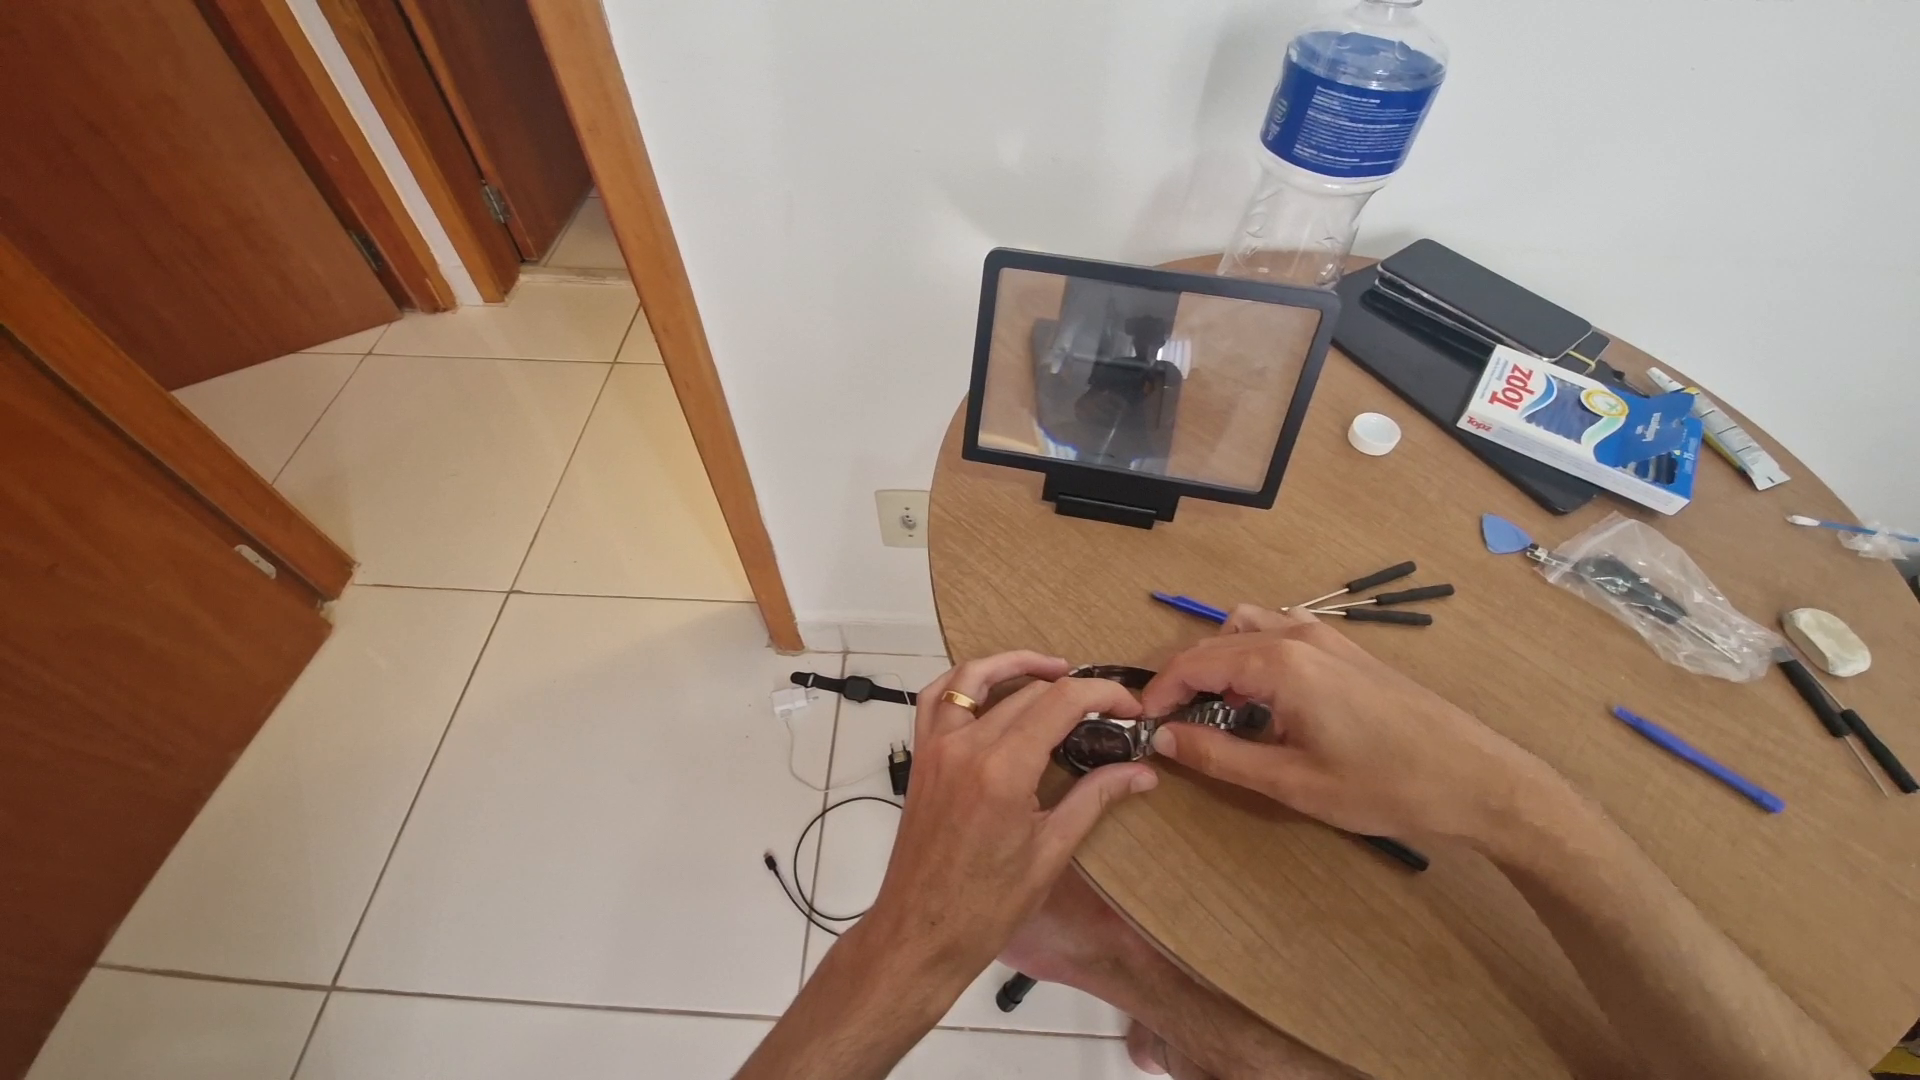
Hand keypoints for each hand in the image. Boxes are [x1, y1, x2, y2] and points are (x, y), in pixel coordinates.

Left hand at [863, 652, 1158, 982]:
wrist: (920, 931)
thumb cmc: (988, 905)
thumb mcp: (1050, 852)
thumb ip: (1095, 799)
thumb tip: (1142, 772)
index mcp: (1003, 769)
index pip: (1060, 702)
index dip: (1102, 694)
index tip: (1129, 708)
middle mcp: (966, 745)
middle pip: (1027, 690)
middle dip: (1074, 689)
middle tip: (1106, 708)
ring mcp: (937, 745)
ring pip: (975, 677)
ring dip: (1015, 664)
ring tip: (1054, 669)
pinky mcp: (921, 754)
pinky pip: (937, 697)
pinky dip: (964, 680)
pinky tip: (990, 686)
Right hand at [1141, 607, 1557, 844]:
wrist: (1481, 779)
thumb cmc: (1385, 786)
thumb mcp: (1292, 781)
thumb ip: (1219, 755)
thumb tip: (1163, 737)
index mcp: (1278, 662)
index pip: (1192, 663)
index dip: (1160, 692)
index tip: (1142, 723)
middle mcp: (1295, 633)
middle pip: (1213, 643)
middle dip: (1182, 679)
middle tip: (1170, 723)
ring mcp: (1323, 634)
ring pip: (1244, 627)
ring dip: (1218, 660)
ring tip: (1219, 707)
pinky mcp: (1344, 646)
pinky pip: (1277, 630)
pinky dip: (1251, 652)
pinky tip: (1265, 694)